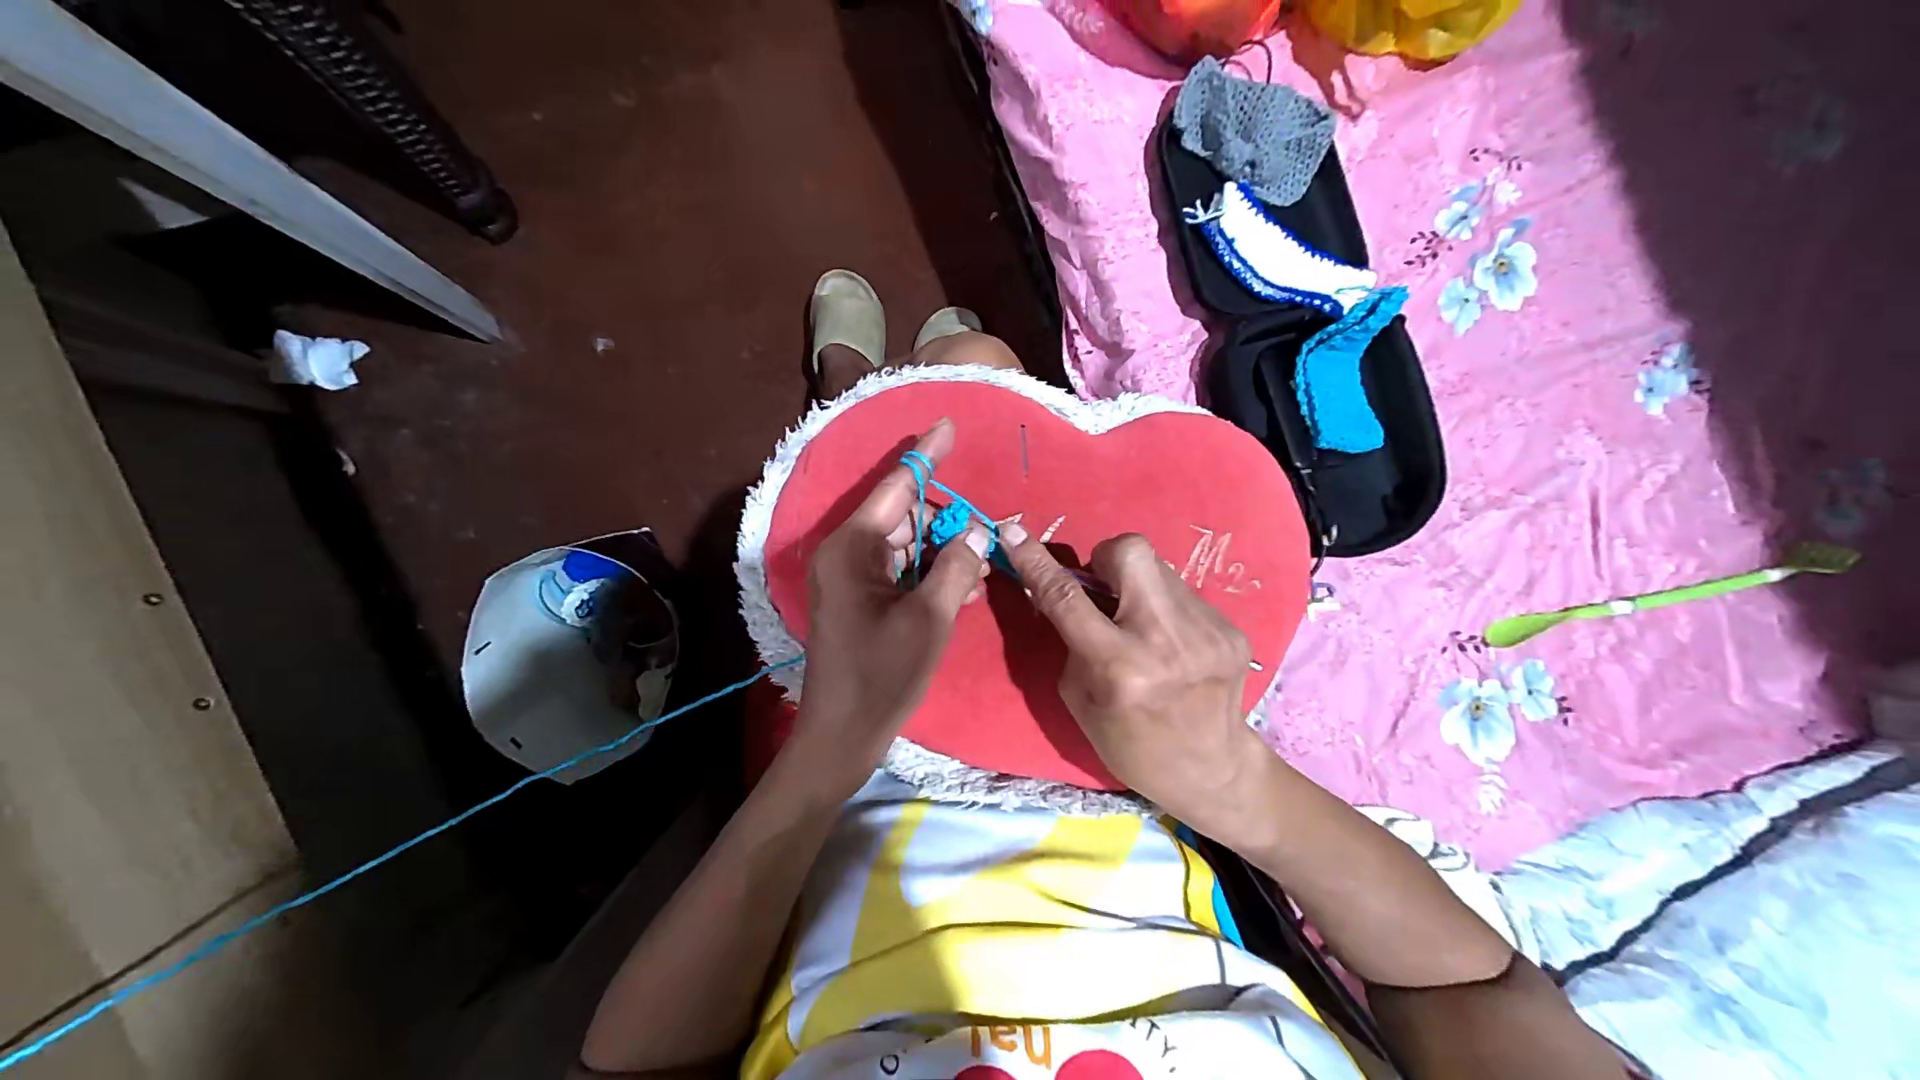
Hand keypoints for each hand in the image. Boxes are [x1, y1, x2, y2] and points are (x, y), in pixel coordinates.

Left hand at [792, 420, 989, 795]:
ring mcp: (849, 578)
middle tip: (986, 538)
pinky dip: (930, 576)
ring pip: (907, 547)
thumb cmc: (883, 675)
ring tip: (981, 570)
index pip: (897, 487)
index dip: (926, 455)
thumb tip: (979, 529)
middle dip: (947, 523)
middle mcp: (845, 554)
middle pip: (905, 517)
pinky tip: (964, 589)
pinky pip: (900, 572)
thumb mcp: (930, 618)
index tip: (949, 424)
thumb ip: (956, 566)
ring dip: (944, 554)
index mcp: (853, 548)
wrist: (842, 735)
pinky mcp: (858, 600)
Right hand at [1004, 528, 1274, 841]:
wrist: (1210, 769)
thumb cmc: (1129, 743)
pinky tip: (1169, 640)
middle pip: (1130, 551)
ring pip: (1158, 567)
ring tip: (1138, 619)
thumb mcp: (1079, 697)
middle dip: (1104, 556)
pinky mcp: (1231, 629)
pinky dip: (1163, 606)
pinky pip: (1182, 593)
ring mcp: (1206, 631)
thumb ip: (1071, 638)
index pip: (1066, 597)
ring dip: (1136, 583)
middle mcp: (1165, 640)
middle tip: (1101, 587)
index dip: (1034, 560)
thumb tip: (1065, 588)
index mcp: (1118, 667)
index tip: (1014, 531)